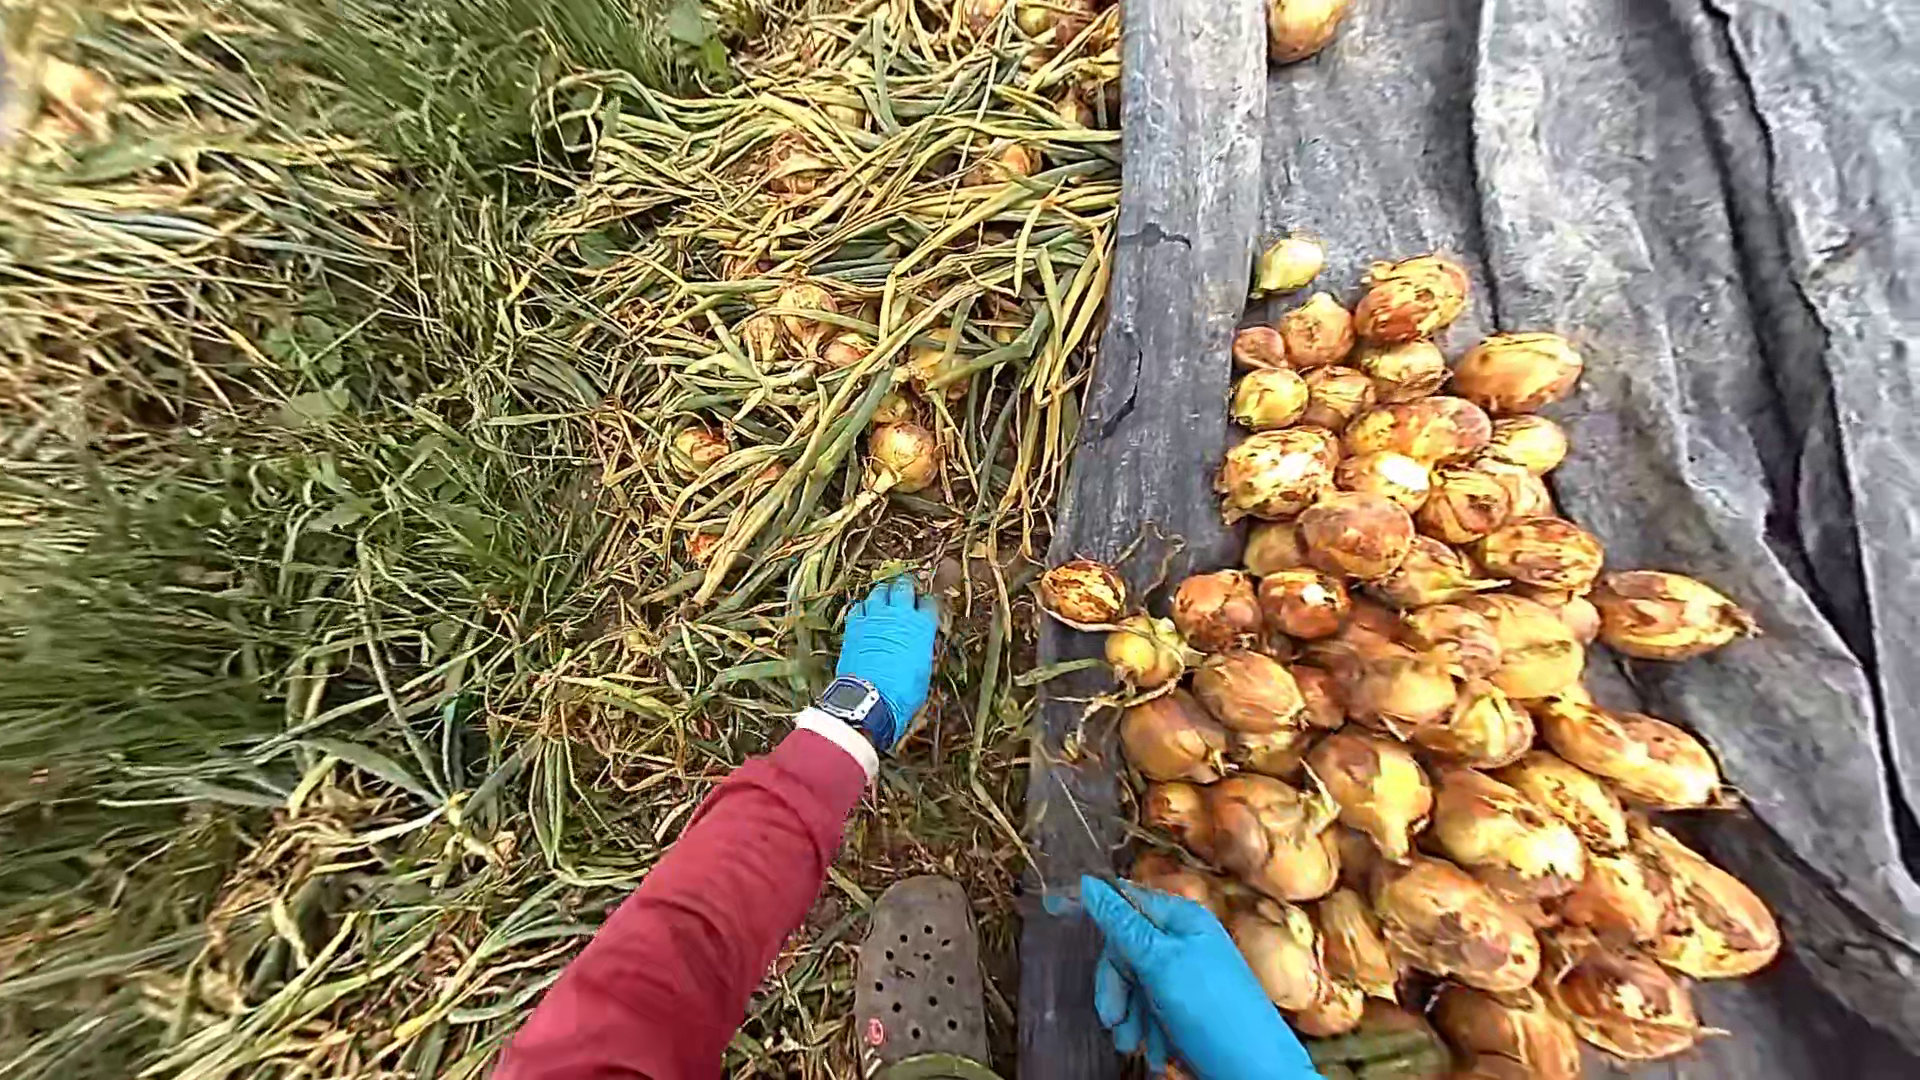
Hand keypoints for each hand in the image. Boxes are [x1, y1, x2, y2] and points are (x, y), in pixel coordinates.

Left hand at [835, 577, 937, 749]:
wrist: (870, 698)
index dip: (926, 603)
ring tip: (885, 598)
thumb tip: (919, 644)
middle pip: (904, 587)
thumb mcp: (923, 670)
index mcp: (922, 626)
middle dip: (906, 587)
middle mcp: (899, 615)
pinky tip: (866, 613)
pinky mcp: (855, 624)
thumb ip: (922, 648)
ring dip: (884, 592)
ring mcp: (875, 616)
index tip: (924, 607)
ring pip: (880, 590)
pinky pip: (859, 606)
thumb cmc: (903, 692)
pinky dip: (864, 607)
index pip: (928, 602)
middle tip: (905, 592)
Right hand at [1081, 875, 1316, 1079]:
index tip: (1060, 923)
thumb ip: (1122, 922)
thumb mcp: (1160, 963)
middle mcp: (1185, 939)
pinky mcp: (1192, 1009)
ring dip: (1130, 1012)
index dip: (1100, 919)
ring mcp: (1190, 975)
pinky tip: (1155, 1051)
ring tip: (1135, 1044)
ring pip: (1138, 980)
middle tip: (1112, 1020)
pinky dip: (1149, 1027)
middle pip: (1128, 945)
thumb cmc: (1213, 1015)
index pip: (1125, 901)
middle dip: (1116, 983)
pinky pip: (1155, 1007)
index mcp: (1181, 917)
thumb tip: (1087, 881)